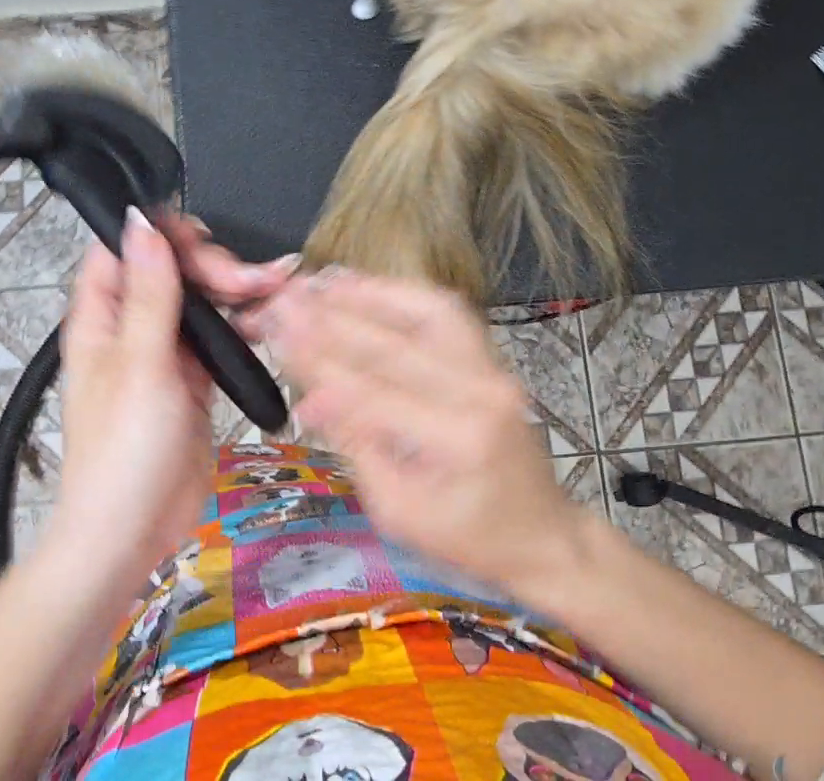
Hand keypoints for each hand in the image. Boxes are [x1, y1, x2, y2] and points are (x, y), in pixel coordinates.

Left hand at [51, 211, 295, 576]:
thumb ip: (149, 294)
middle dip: (214, 266)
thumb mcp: (140, 365)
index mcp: (101, 316)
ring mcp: (164, 354)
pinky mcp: (193, 380)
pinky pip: (219, 338)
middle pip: (171, 270)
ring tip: (278, 289)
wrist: (133, 533)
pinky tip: (270, 321)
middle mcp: (130, 327)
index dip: (160, 233)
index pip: (122, 248)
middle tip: (253, 282)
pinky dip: (243, 326)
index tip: (204, 238)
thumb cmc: (124, 451)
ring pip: (200, 301)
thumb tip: (141, 221)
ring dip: (236, 291)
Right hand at [257, 272, 587, 601]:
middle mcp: (480, 391)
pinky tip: (365, 287)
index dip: (319, 364)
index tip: (277, 336)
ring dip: (367, 294)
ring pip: (424, 313)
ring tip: (318, 282)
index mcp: (458, 440)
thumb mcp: (400, 512)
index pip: (372, 392)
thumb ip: (359, 448)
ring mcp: (493, 369)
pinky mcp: (493, 359)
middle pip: (393, 345)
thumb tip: (311, 399)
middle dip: (331, 321)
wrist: (545, 536)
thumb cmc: (470, 540)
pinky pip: (445, 313)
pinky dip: (400, 294)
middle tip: (283, 301)